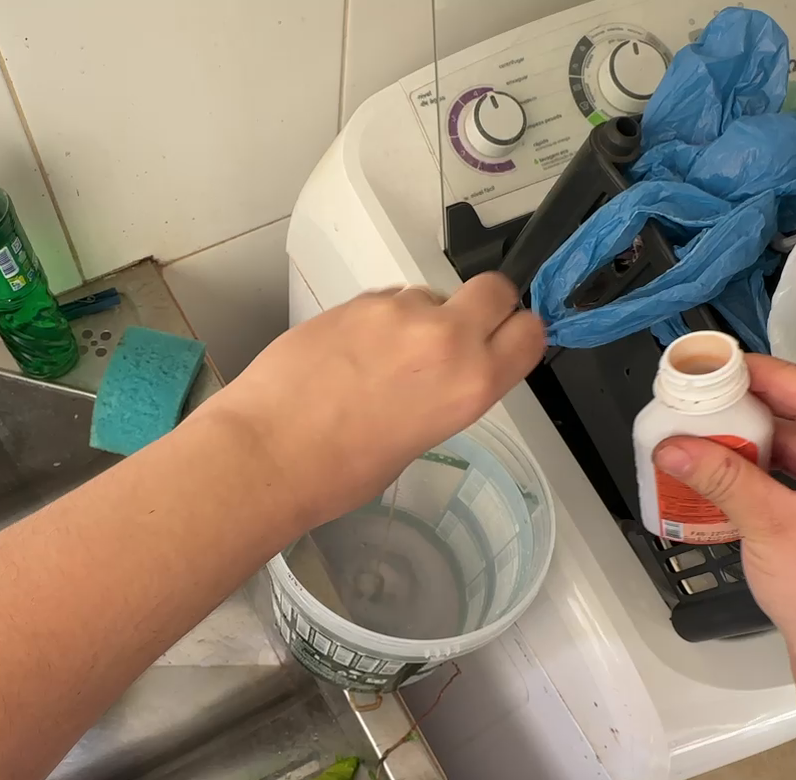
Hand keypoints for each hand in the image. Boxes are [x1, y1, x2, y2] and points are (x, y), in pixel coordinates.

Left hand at [200, 273, 545, 529]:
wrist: (266, 452)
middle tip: (446, 341)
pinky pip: (384, 302)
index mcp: (471, 384)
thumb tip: (432, 377)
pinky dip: (374, 323)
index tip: (498, 347)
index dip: (514, 337)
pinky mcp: (354, 301)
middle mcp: (444, 338)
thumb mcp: (413, 444)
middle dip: (481, 308)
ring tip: (374, 363)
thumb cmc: (337, 474)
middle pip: (494, 289)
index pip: (529, 332)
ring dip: (415, 320)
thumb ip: (440, 398)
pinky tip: (344, 356)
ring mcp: (396, 312)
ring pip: (429, 296)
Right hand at [650, 353, 795, 657]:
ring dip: (753, 436)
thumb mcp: (772, 527)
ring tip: (705, 422)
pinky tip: (722, 457)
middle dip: (757, 407)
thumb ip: (723, 478)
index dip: (774, 377)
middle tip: (706, 392)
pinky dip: (759, 463)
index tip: (726, 364)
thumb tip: (672, 446)